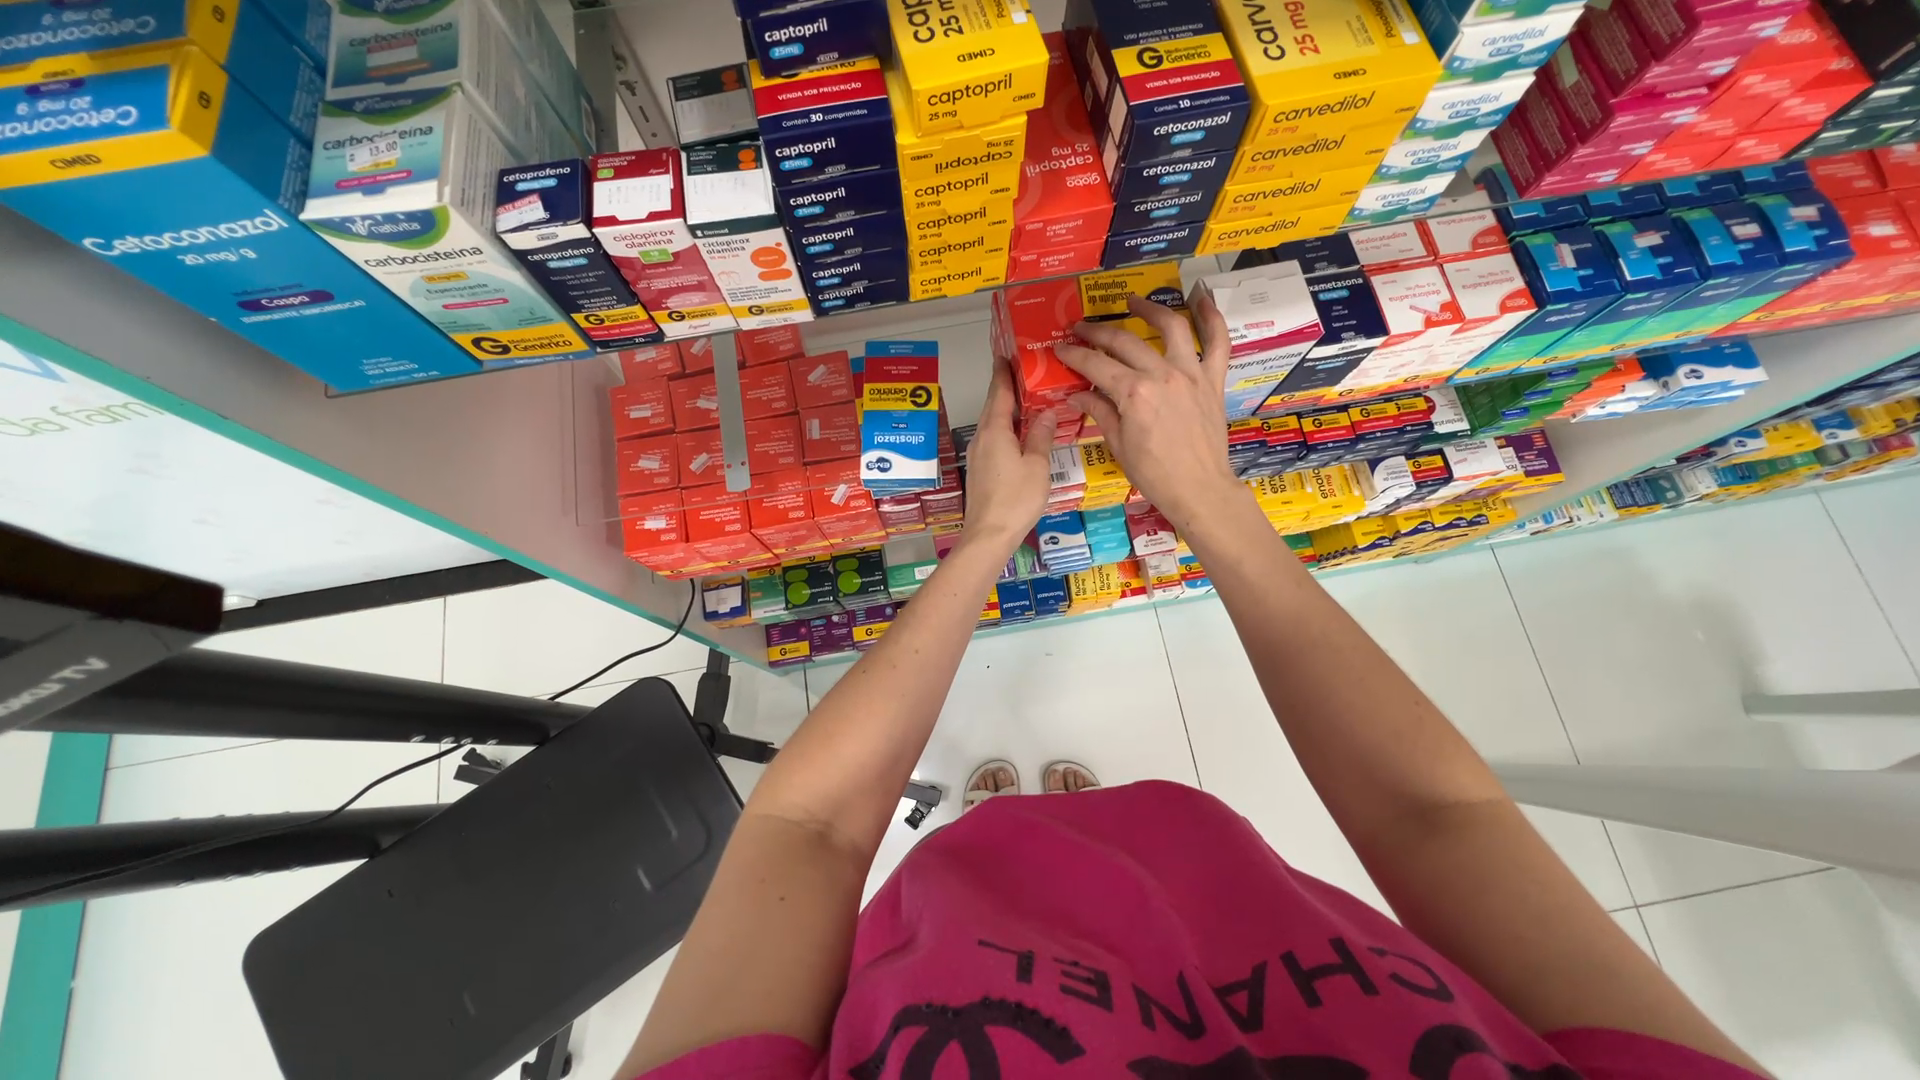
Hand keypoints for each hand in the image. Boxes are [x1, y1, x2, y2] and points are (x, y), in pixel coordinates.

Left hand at [962, 356, 1057, 551]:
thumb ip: (1041, 436)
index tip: (1006, 354)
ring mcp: (978, 455)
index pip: (1000, 392)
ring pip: (992, 424)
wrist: (989, 535)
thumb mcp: (1037, 466)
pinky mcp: (980, 470)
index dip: (1004, 372)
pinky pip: (993, 439)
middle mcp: (982, 438)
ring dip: (1006, 409)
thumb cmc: (1016, 499)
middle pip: (994, 406)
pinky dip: (1005, 429)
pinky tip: (1018, 433)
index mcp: (995, 431)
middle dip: (1005, 387)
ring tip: (1025, 399)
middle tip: (1020, 370)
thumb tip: (1046, 412)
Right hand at [1055, 293, 1243, 531]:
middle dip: (1097, 332)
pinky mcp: (1212, 380)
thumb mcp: (1118, 445)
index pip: (1096, 365)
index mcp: (1134, 394)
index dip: (1074, 355)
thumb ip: (1099, 412)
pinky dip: (1212, 317)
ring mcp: (1190, 374)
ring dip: (1150, 309)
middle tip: (1081, 328)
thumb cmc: (1154, 475)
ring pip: (1171, 327)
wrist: (1199, 489)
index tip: (1061, 348)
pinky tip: (1202, 297)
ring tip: (1133, 301)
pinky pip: (1218, 342)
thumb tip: (1077, 395)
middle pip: (1124, 342)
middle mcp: (1162, 375)